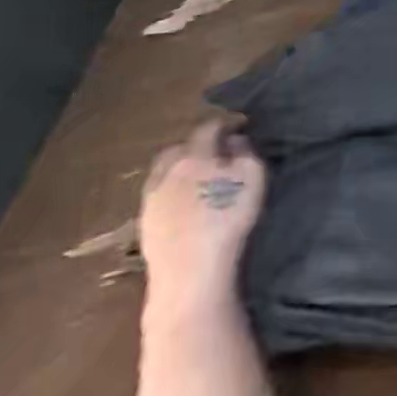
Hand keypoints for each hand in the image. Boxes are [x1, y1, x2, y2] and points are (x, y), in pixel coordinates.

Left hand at [139, 118, 265, 312]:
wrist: (189, 271)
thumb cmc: (227, 219)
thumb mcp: (252, 180)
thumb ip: (246, 153)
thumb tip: (235, 140)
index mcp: (195, 155)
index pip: (208, 128)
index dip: (224, 124)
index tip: (238, 125)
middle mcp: (168, 169)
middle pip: (180, 147)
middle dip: (197, 144)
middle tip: (215, 151)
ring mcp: (152, 196)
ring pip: (164, 170)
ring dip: (180, 167)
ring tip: (196, 176)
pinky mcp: (144, 221)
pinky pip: (157, 194)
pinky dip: (170, 190)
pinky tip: (181, 203)